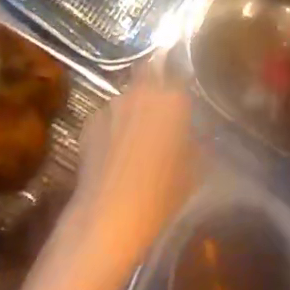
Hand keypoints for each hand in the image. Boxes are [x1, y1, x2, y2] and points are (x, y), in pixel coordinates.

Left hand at [67, 75, 194, 258]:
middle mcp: (142, 92)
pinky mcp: (90, 121)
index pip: (180, 73)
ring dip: (133, 108)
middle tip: (160, 112)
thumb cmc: (161, 195)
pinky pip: (107, 117)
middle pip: (149, 75)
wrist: (109, 216)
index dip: (182, 83)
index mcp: (173, 99)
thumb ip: (199, 142)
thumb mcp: (195, 171)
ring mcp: (112, 105)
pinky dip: (112, 127)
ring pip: (127, 97)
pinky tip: (114, 152)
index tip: (184, 98)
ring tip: (135, 136)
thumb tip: (199, 133)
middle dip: (154, 87)